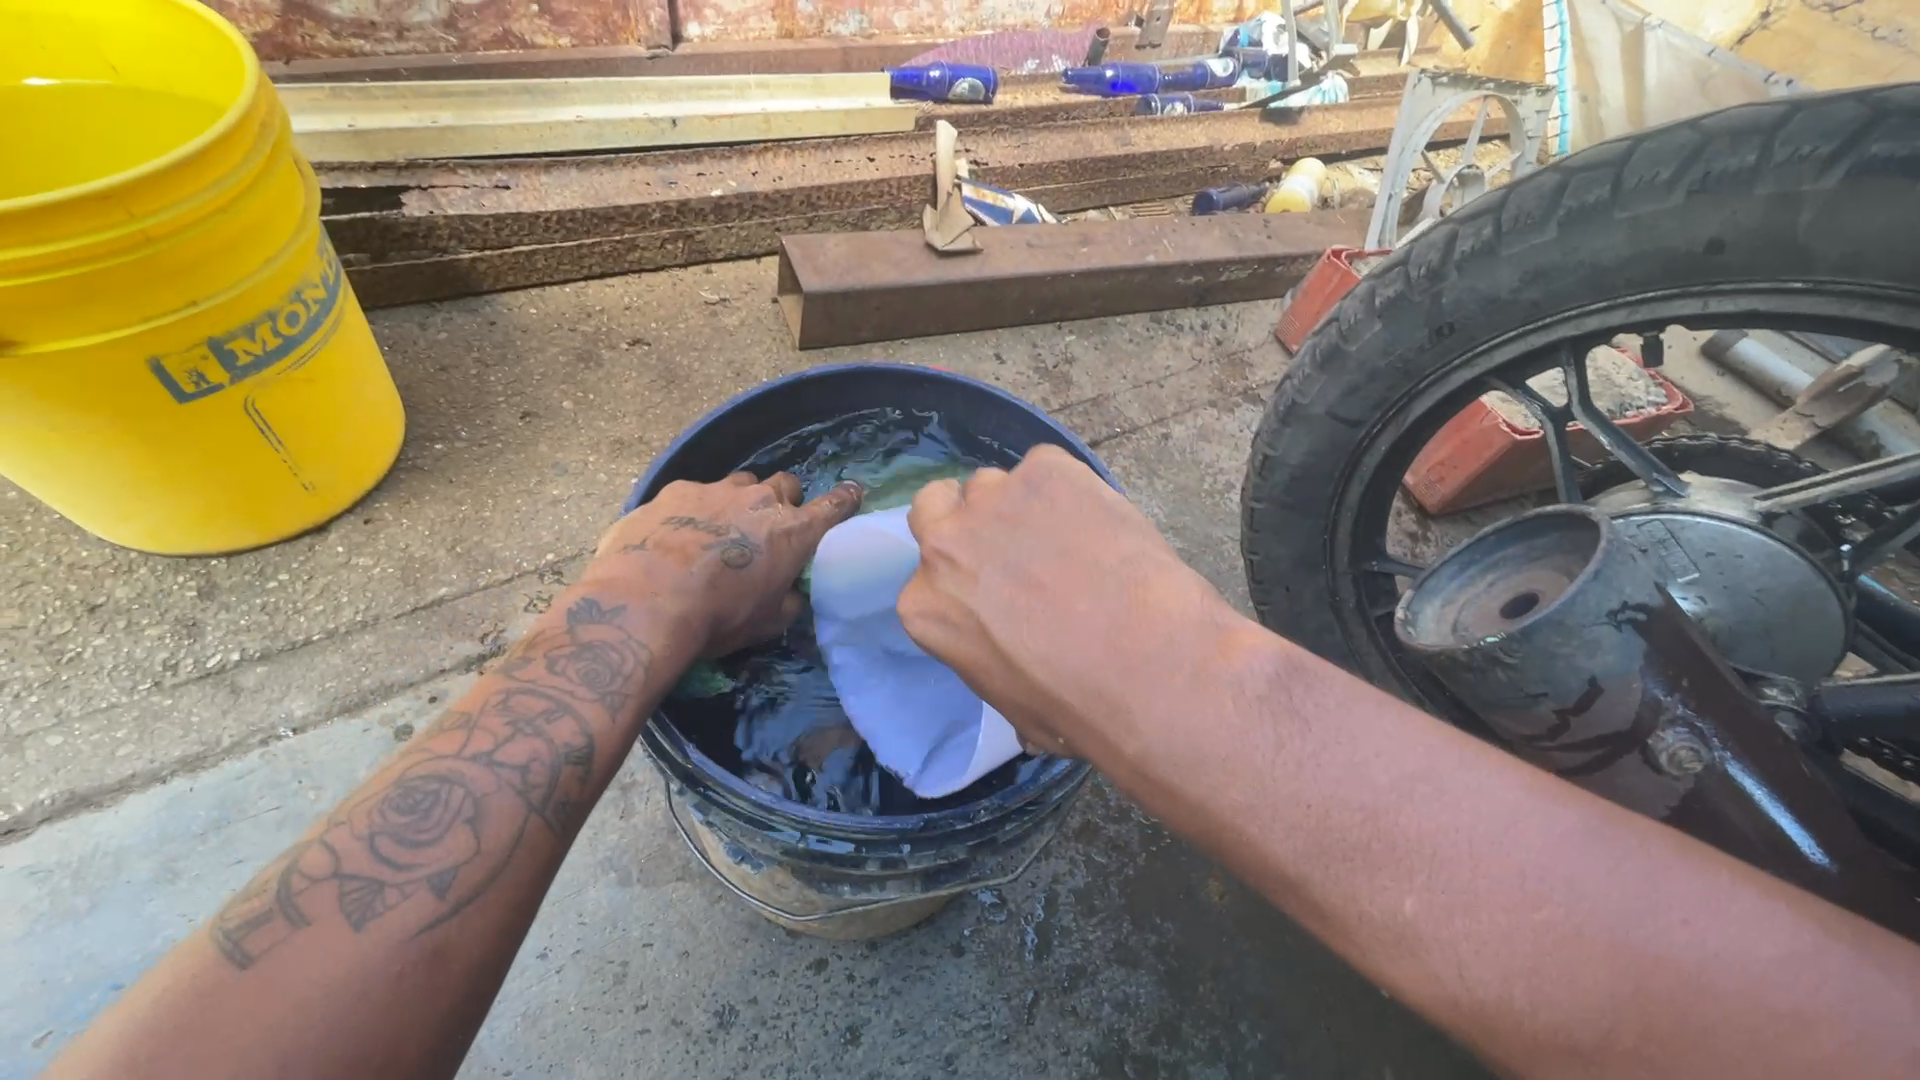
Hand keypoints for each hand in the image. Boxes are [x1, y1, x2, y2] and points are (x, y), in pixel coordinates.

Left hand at [587, 473, 862, 657]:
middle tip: (769, 527)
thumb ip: (788, 598)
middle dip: (783, 501)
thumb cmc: (719, 617)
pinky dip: (694, 510)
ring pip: (740, 485)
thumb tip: (789, 591)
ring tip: (720, 529)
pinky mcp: (674, 491)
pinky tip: (675, 535)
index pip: (834, 506)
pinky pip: (695, 493)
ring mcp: (715, 489)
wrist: (647, 603)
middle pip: (785, 484)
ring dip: (739, 501)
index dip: (845, 499)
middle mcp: (760, 500)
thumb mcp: (768, 621)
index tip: (851, 493)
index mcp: (794, 531)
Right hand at [897, 446, 1247, 759]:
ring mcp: (992, 501)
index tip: (994, 588)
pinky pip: (1048, 470)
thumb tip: (1019, 668)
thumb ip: (990, 660)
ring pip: (993, 485)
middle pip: (934, 507)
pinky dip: (1070, 490)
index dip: (963, 579)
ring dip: (1019, 506)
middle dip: (964, 520)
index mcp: (924, 606)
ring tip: (1070, 536)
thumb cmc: (1075, 704)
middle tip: (1011, 544)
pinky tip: (1101, 524)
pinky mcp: (1045, 471)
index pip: (929, 577)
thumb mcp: (1011, 705)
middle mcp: (944, 547)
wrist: (1142, 662)